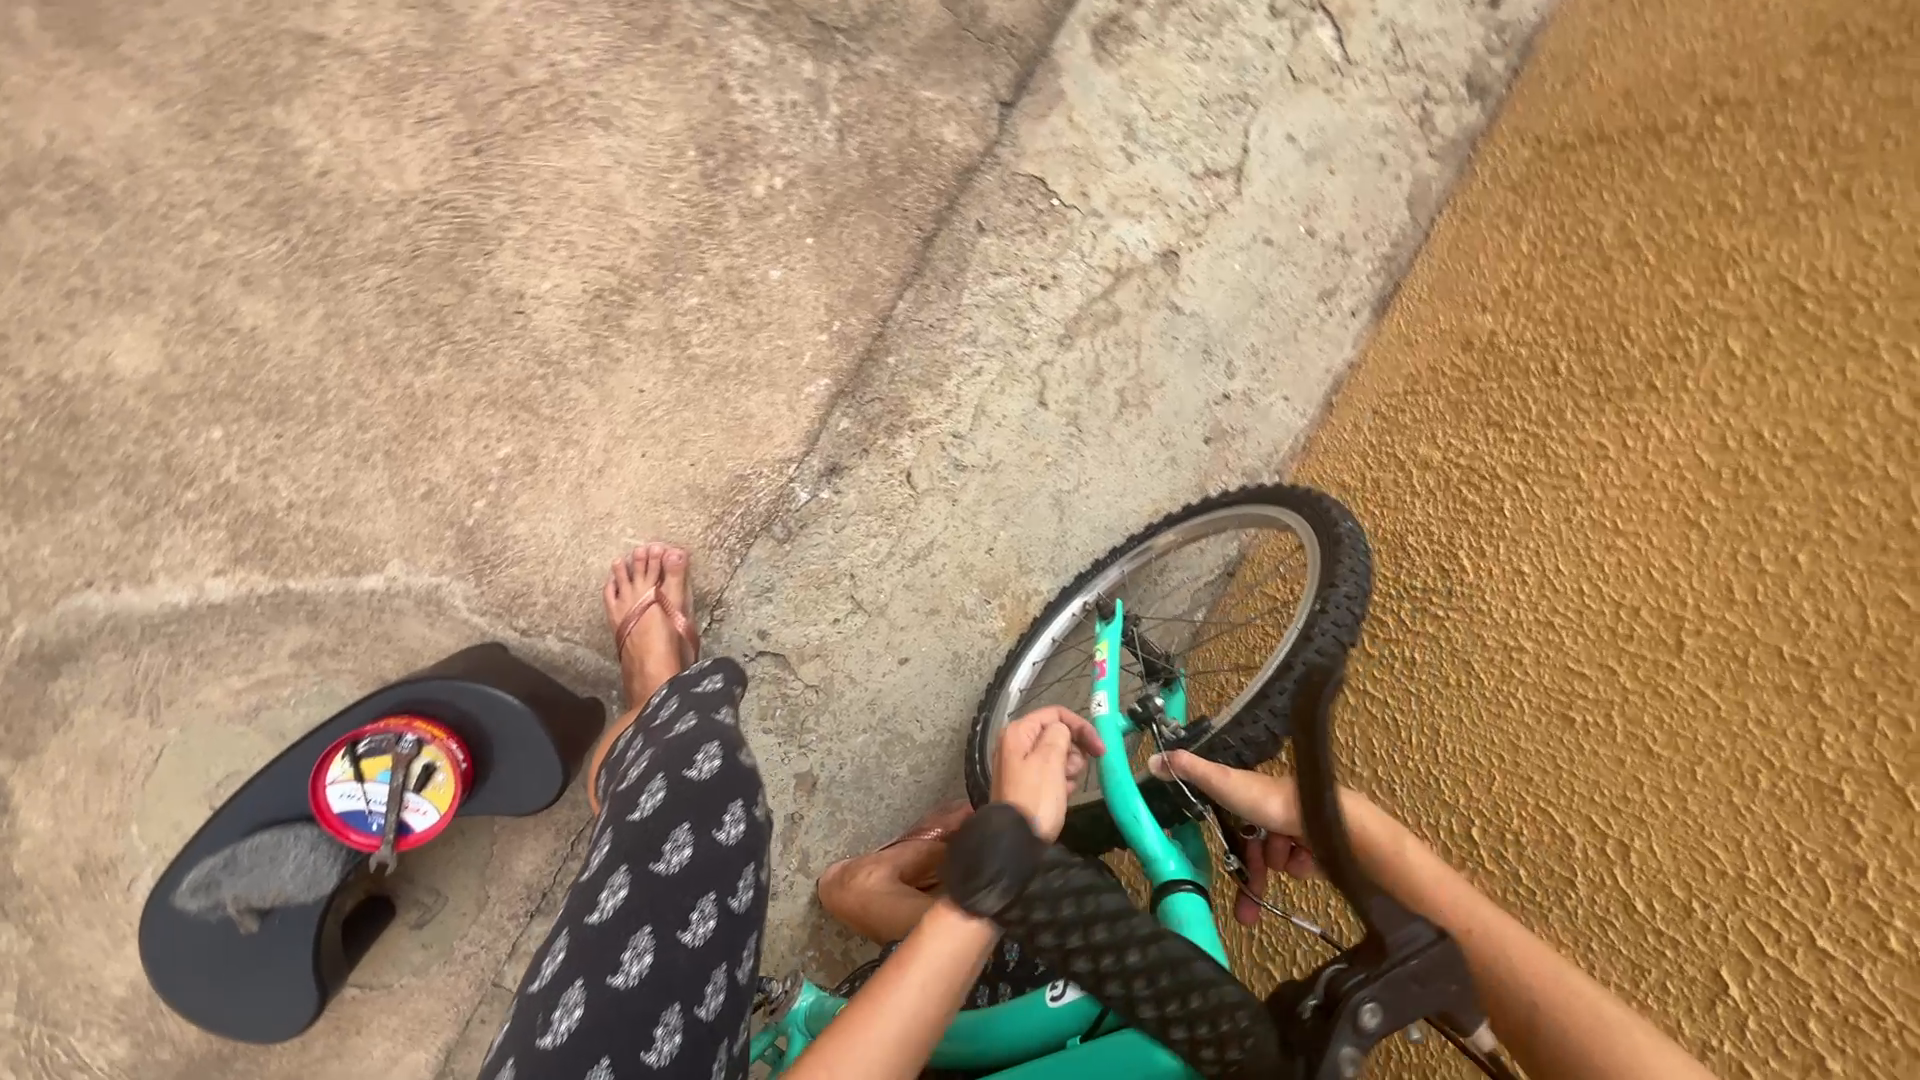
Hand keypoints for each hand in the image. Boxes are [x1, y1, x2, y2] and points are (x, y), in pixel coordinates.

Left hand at [991, 706, 1105, 841]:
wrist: (1016, 841)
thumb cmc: (1035, 798)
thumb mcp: (1049, 760)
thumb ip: (1059, 735)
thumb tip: (1062, 728)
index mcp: (1018, 732)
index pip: (1056, 714)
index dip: (1080, 727)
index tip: (1100, 747)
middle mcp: (1016, 743)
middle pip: (1057, 734)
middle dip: (1073, 751)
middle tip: (1073, 771)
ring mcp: (1020, 764)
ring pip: (1057, 755)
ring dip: (1068, 769)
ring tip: (1064, 786)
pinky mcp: (1027, 784)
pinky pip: (1052, 773)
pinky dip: (1061, 782)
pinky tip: (1061, 795)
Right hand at [1149, 749, 1336, 924]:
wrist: (1322, 816)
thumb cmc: (1266, 800)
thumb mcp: (1220, 781)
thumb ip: (1188, 770)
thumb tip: (1151, 759)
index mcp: (1247, 796)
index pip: (1232, 827)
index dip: (1228, 850)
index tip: (1223, 871)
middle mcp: (1270, 810)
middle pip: (1256, 851)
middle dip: (1252, 879)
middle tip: (1247, 915)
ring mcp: (1296, 827)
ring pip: (1278, 859)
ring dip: (1278, 866)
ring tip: (1288, 863)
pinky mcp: (1319, 843)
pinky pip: (1303, 863)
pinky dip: (1302, 865)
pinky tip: (1306, 860)